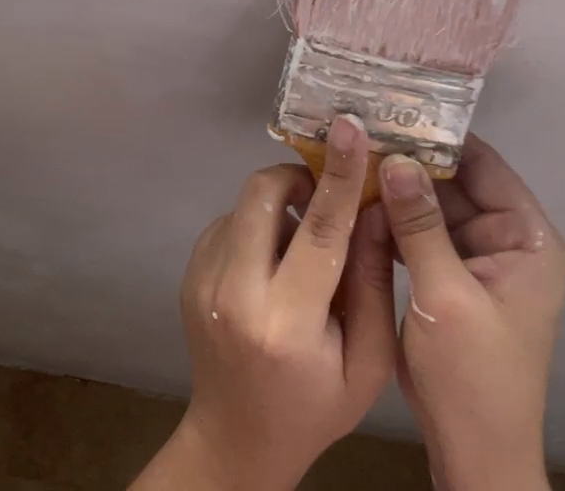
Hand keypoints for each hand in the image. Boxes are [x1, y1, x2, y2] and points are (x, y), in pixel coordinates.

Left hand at [132, 116, 396, 490]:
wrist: (236, 438)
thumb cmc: (315, 405)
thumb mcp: (368, 363)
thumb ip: (372, 283)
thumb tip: (375, 210)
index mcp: (286, 320)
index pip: (320, 229)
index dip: (339, 173)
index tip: (350, 127)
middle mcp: (234, 292)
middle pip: (263, 194)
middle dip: (298, 177)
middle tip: (325, 196)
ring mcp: (202, 280)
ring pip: (244, 204)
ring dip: (279, 207)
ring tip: (300, 248)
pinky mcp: (189, 274)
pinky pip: (229, 222)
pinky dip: (257, 227)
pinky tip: (272, 266)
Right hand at [379, 135, 564, 490]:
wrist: (472, 450)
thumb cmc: (474, 375)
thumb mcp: (446, 296)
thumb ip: (421, 226)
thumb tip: (396, 159)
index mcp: (528, 239)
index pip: (486, 166)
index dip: (442, 136)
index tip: (394, 110)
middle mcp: (507, 240)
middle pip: (456, 183)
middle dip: (410, 161)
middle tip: (361, 132)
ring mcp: (477, 260)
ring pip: (433, 208)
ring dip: (398, 190)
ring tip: (352, 157)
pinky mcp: (450, 278)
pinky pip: (421, 236)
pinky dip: (394, 221)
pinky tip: (357, 202)